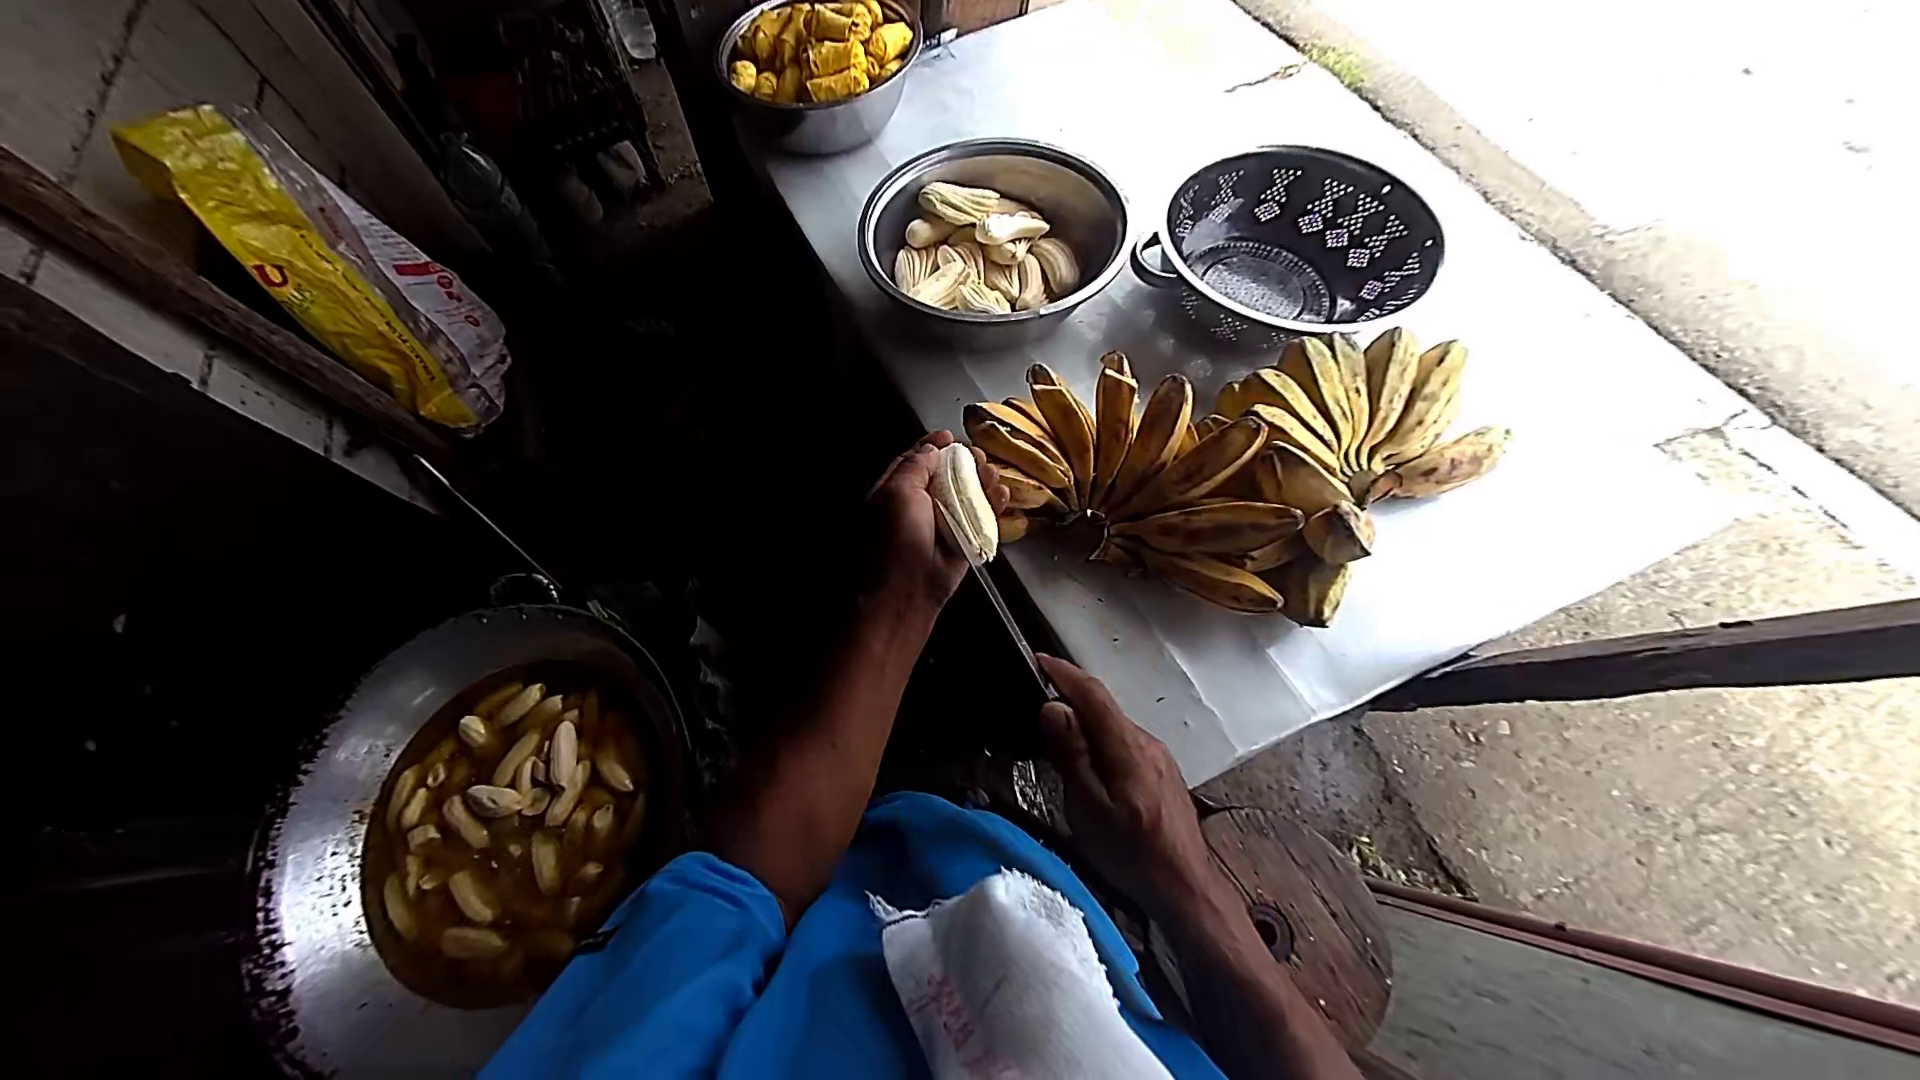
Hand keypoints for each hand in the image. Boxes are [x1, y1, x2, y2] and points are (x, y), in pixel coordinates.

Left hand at [865, 431, 1008, 611]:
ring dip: (982, 479)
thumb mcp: (897, 492)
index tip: (950, 435)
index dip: (933, 445)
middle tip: (977, 456)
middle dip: (964, 461)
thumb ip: (914, 465)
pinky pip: (983, 515)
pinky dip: (994, 503)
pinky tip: (1001, 493)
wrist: (911, 586)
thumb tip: (932, 448)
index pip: (917, 458)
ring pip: (968, 491)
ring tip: (991, 473)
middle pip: (947, 472)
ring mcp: (945, 519)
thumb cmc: (897, 538)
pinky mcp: (966, 536)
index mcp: (898, 489)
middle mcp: (921, 502)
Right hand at [1036, 654, 1232, 922]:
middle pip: (1104, 706)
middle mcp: (1146, 741)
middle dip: (1070, 696)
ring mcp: (1158, 756)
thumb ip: (1072, 755)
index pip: (1093, 693)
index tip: (1038, 659)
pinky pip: (1124, 742)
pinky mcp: (1163, 772)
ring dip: (1086, 720)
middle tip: (1038, 702)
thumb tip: (1053, 707)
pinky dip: (1101, 739)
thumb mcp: (1089, 808)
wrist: (1187, 889)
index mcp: (1126, 746)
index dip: (1064, 673)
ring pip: (1114, 725)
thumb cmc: (1132, 853)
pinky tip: (1091, 763)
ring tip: (1058, 736)